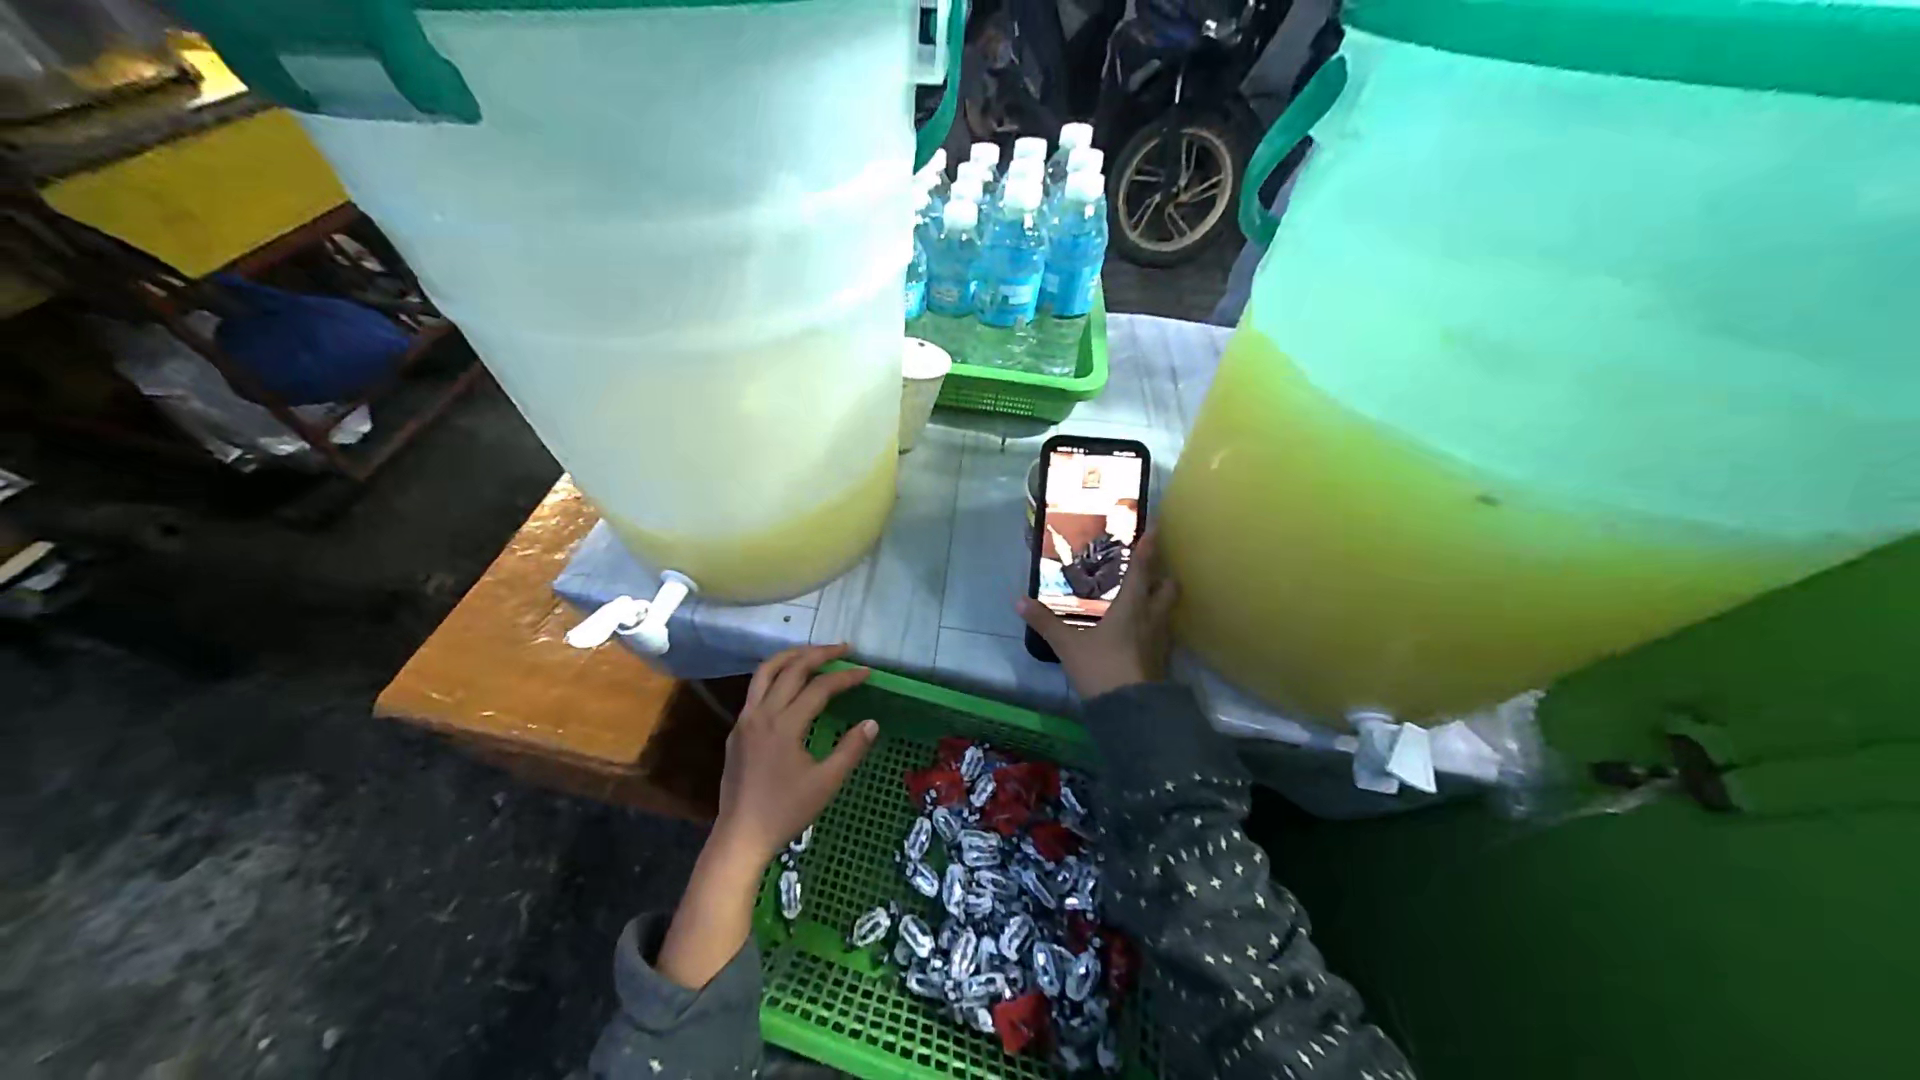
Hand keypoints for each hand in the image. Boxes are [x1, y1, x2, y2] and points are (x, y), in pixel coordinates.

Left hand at [657, 644, 876, 990]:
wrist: (741, 835)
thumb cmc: (786, 811)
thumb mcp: (826, 783)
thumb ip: (851, 749)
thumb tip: (871, 722)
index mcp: (784, 725)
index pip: (819, 688)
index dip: (846, 677)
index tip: (867, 671)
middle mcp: (761, 713)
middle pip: (791, 669)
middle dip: (819, 654)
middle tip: (843, 649)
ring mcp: (745, 720)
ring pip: (765, 672)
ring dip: (792, 657)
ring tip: (813, 652)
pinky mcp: (737, 730)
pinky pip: (756, 689)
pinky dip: (775, 675)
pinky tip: (788, 683)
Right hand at [1018, 527, 1178, 699]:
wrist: (1132, 711)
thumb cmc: (1101, 668)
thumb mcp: (1068, 645)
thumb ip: (1045, 622)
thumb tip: (1019, 600)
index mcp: (1131, 606)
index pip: (1143, 569)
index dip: (1148, 547)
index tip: (1155, 528)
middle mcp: (1152, 617)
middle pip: (1168, 587)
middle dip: (1162, 575)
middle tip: (1151, 569)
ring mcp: (1161, 640)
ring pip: (1168, 610)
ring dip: (1161, 600)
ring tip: (1146, 597)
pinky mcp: (1162, 660)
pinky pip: (1163, 632)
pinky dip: (1156, 625)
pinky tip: (1142, 631)